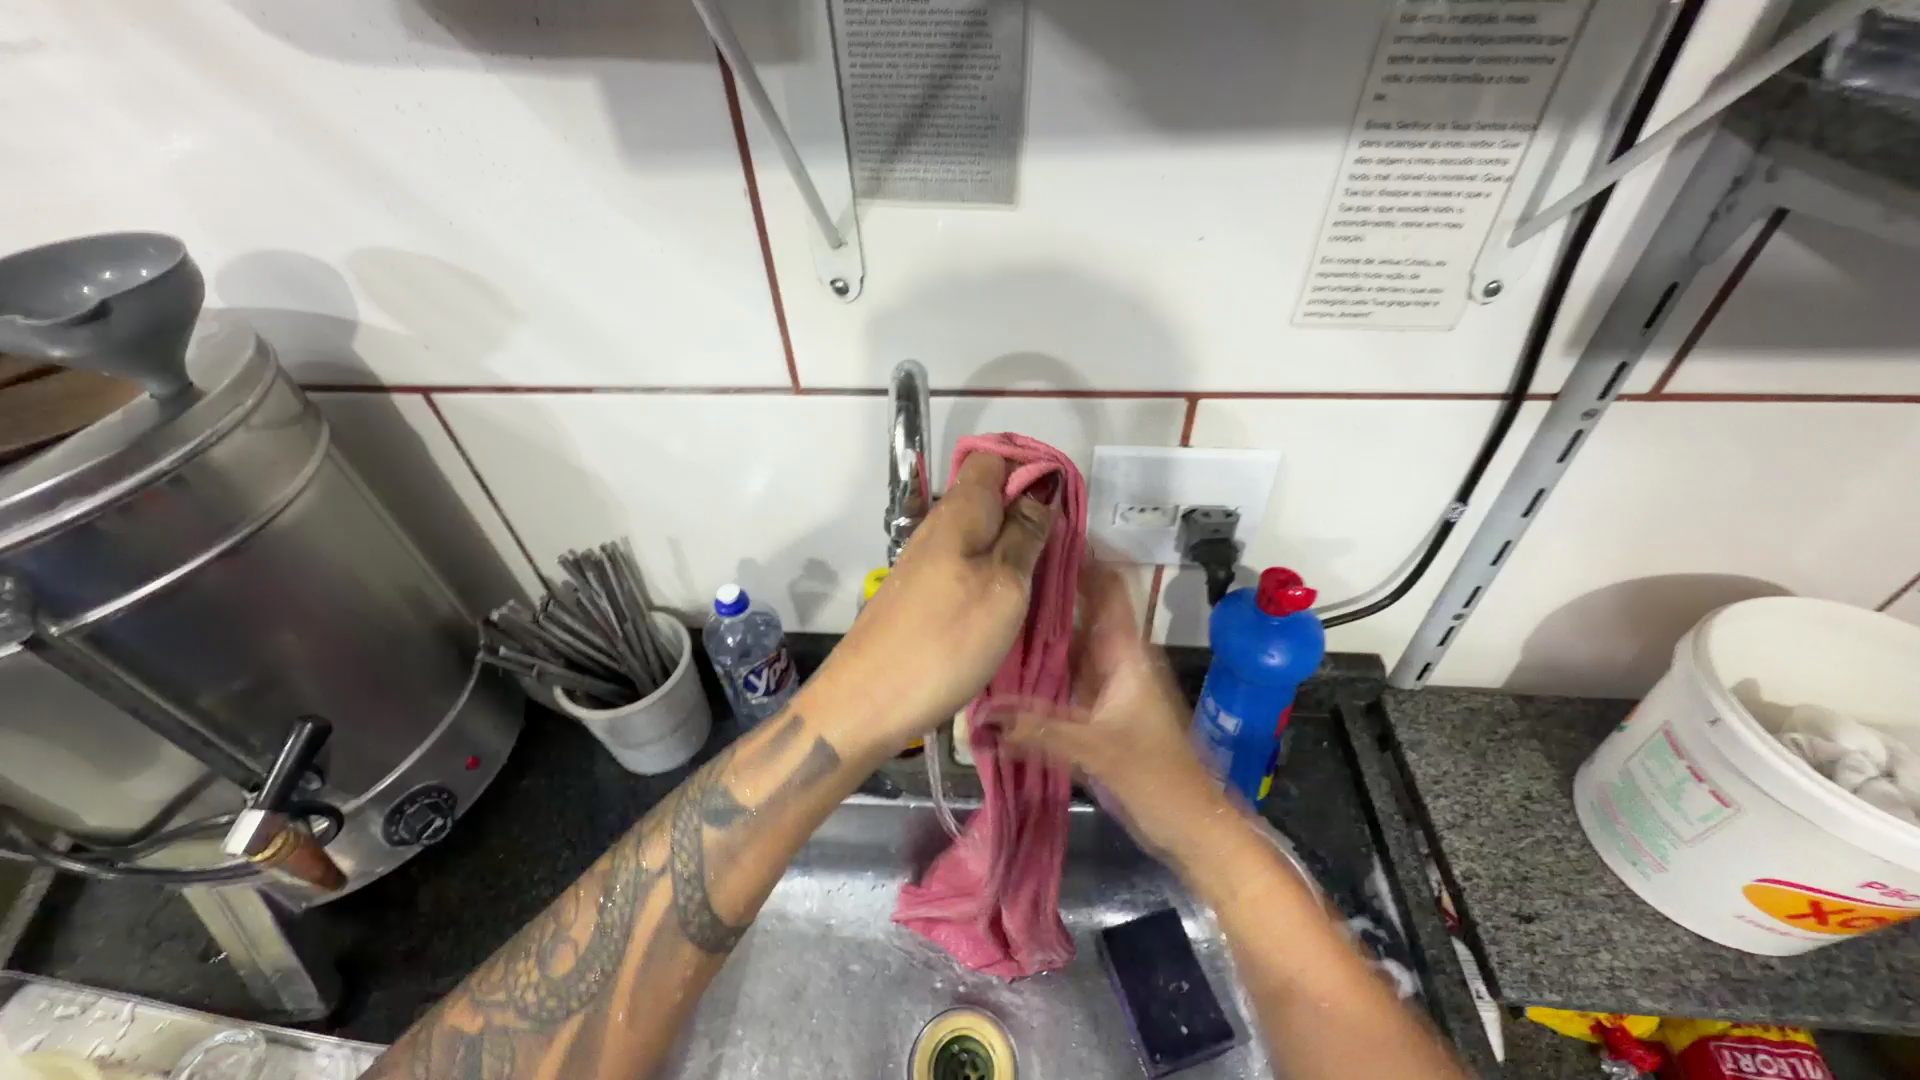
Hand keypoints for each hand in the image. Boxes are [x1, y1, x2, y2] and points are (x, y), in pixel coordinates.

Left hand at [818, 453, 1051, 750]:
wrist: (867, 701)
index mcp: (959, 513)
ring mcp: (926, 563)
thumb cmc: (944, 642)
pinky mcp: (921, 595)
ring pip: (979, 536)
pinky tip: (1010, 606)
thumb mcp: (1003, 587)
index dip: (1029, 468)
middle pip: (988, 498)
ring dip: (1013, 550)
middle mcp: (938, 528)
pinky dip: (993, 577)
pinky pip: (966, 568)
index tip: (1063, 500)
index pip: (992, 459)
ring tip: (1045, 581)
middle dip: (1028, 514)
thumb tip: (1041, 492)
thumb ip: (1025, 536)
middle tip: (1064, 550)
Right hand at [1002, 562, 1234, 859]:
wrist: (1192, 825)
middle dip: (1048, 587)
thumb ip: (1036, 730)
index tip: (1046, 530)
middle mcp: (1118, 658)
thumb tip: (978, 719)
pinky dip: (1039, 666)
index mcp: (1127, 652)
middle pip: (1082, 609)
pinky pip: (1065, 675)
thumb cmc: (1157, 778)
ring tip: (994, 607)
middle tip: (1000, 569)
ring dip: (1040, 627)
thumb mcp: (1094, 750)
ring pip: (1070, 642)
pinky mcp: (1101, 709)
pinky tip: (1004, 666)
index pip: (1107, 586)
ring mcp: (1109, 684)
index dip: (1083, 555)